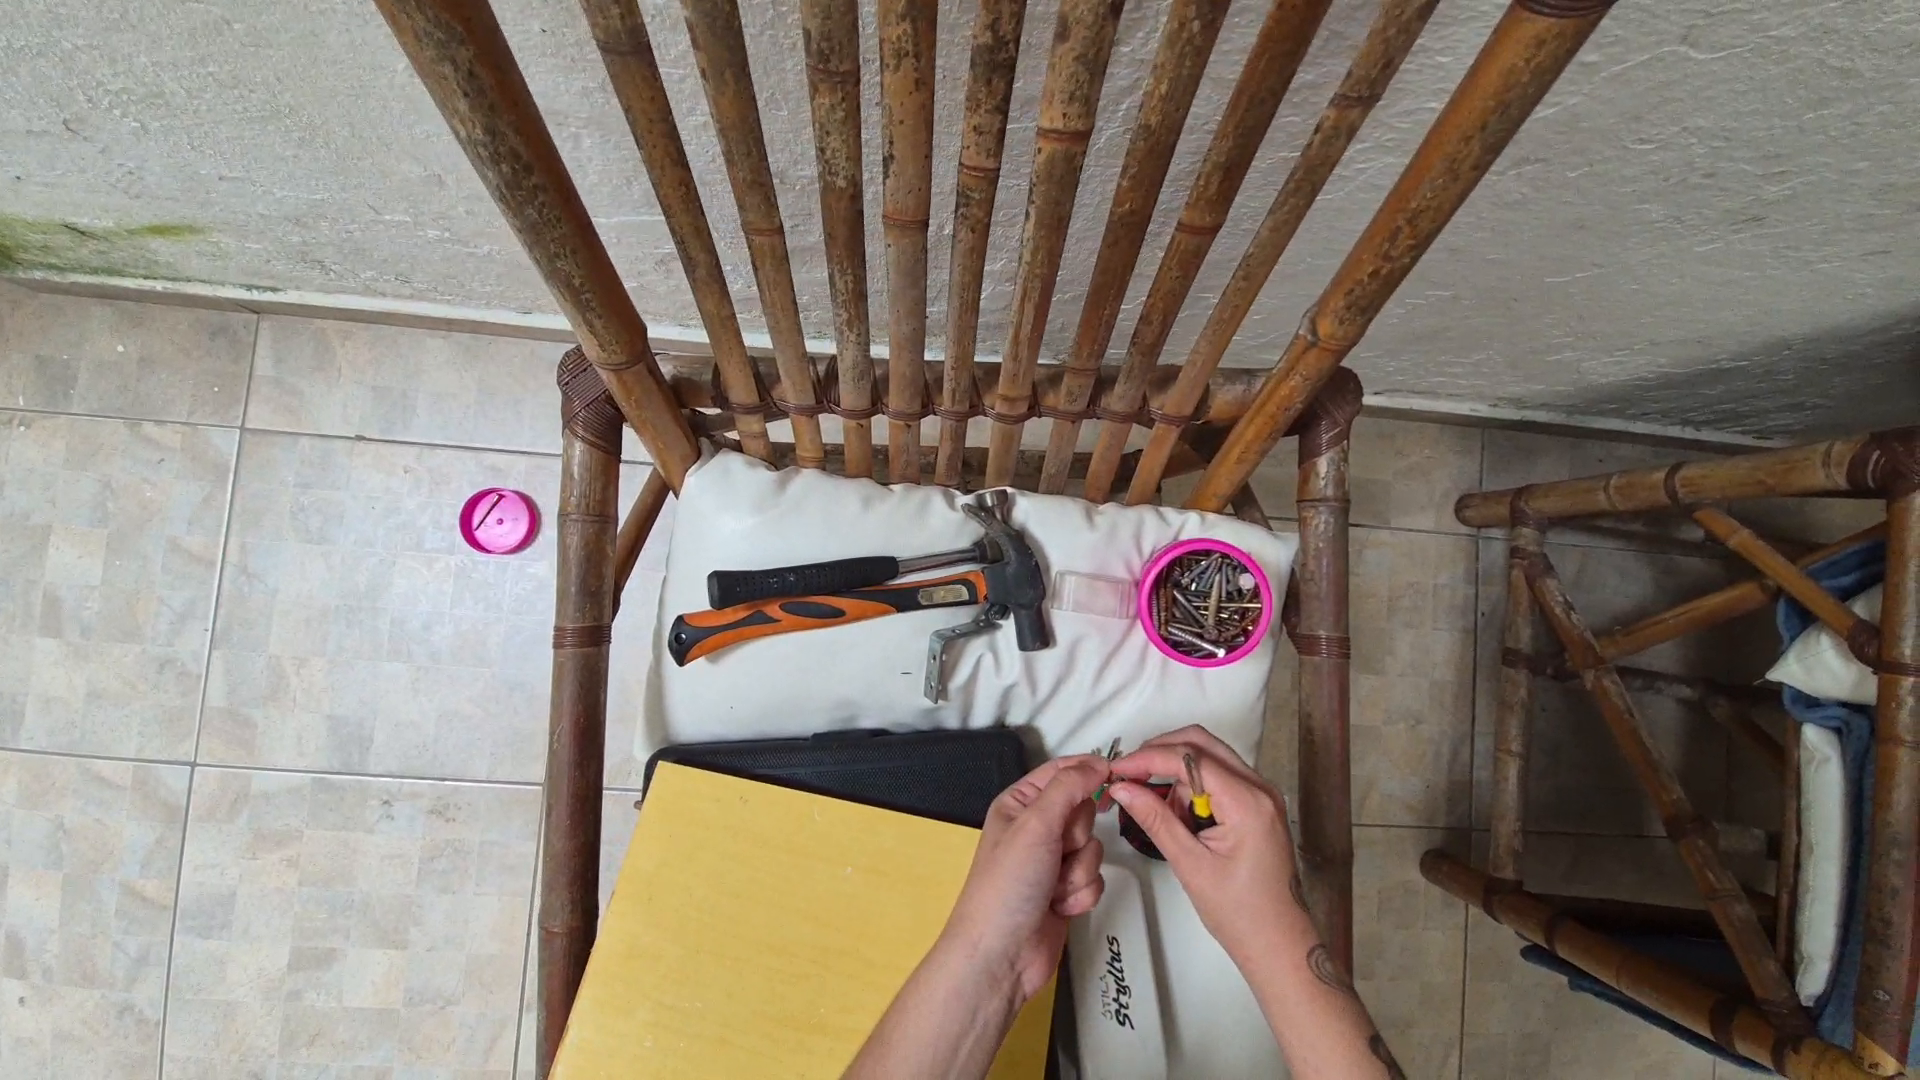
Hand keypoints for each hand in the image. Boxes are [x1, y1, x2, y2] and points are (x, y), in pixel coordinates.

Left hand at [939, 754, 1110, 1004]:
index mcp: (1020, 803)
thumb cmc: (1008, 883)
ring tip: (1053, 887)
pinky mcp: (1066, 891)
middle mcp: (1036, 828)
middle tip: (1058, 850)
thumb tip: (1097, 761)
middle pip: (1083, 811)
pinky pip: (1094, 878)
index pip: (1061, 771)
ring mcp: (1052, 861)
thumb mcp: (1036, 824)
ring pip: (1093, 848)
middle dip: (1077, 835)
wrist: (1002, 955)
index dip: (1086, 771)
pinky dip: (1081, 894)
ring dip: (1079, 870)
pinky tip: (1059, 907)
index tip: (1113, 774)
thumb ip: (1069, 787)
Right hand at [1105, 726, 1307, 965]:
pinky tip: (1182, 817)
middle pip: (1200, 743)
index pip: (1188, 758)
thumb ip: (1155, 819)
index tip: (1116, 770)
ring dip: (1176, 772)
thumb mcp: (1190, 865)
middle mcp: (1259, 786)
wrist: (1280, 947)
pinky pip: (1218, 776)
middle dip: (1160, 753)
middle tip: (1130, 776)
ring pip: (1208, 756)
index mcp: (1247, 801)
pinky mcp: (1257, 804)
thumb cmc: (1238, 913)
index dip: (1147, 758)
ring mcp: (1261, 793)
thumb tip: (1120, 787)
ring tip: (1162, 812)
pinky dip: (1193, 785)